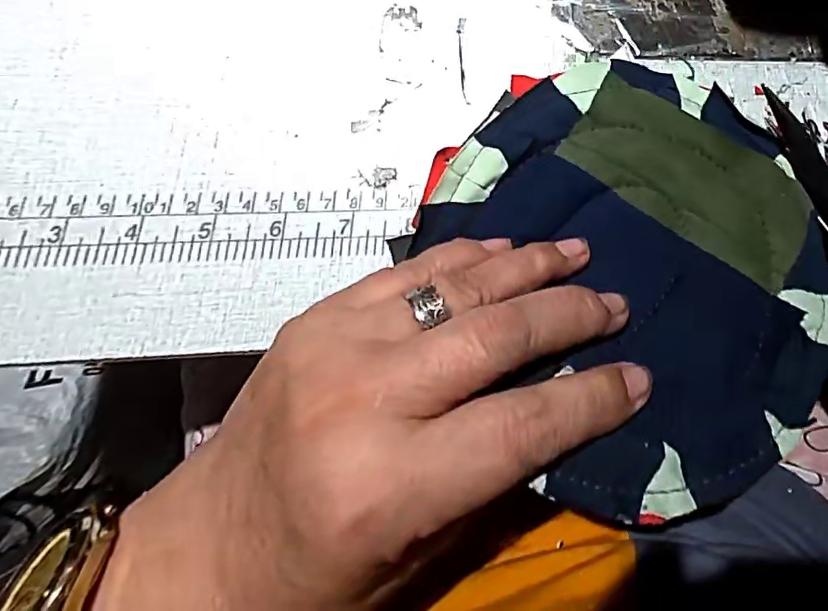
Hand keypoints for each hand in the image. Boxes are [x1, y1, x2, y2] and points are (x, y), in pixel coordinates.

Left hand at [91, 237, 650, 610]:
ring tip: (580, 254)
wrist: (188, 562)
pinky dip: (473, 257)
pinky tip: (512, 250)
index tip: (639, 378)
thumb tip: (574, 407)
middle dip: (573, 314)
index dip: (593, 398)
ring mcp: (336, 346)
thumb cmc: (310, 586)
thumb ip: (499, 479)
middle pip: (499, 336)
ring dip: (533, 266)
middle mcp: (361, 402)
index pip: (522, 425)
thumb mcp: (417, 562)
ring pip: (463, 288)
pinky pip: (414, 270)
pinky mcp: (319, 317)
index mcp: (384, 486)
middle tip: (617, 306)